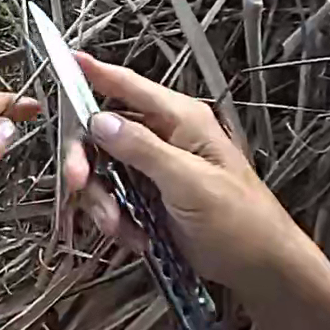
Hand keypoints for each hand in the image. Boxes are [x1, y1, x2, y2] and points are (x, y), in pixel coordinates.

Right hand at [62, 53, 307, 291]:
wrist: (260, 268)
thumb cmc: (242, 222)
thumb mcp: (191, 182)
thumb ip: (144, 149)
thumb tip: (100, 121)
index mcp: (182, 120)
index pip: (130, 86)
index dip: (96, 73)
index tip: (68, 61)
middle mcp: (164, 136)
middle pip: (103, 132)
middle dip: (87, 160)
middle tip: (79, 182)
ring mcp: (154, 166)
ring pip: (103, 168)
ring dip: (102, 198)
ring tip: (119, 225)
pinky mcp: (148, 194)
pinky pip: (113, 196)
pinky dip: (115, 217)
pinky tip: (134, 234)